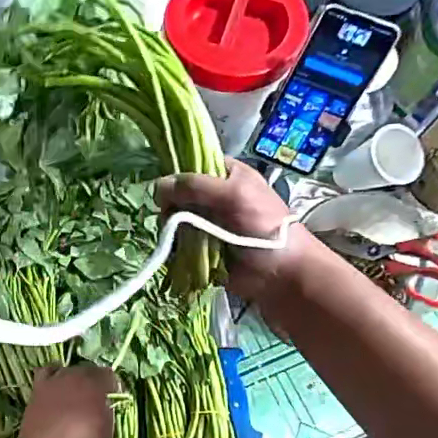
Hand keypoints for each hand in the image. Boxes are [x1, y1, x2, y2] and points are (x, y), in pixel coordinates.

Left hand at [5, 365, 117, 437]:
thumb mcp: (107, 435)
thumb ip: (108, 414)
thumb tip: (105, 408)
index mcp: (97, 385)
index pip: (110, 376)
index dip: (114, 388)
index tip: (115, 402)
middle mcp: (75, 375)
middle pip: (90, 370)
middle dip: (96, 383)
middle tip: (98, 402)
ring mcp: (54, 380)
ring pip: (69, 370)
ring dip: (75, 380)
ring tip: (76, 397)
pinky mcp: (37, 389)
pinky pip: (47, 373)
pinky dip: (53, 376)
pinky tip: (56, 389)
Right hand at [156, 161, 326, 305]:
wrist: (280, 273)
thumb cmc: (264, 227)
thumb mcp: (233, 195)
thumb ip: (196, 186)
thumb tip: (157, 186)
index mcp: (226, 175)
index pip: (192, 164)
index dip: (177, 174)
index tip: (166, 190)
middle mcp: (214, 196)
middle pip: (179, 194)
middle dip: (172, 206)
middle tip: (171, 218)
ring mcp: (207, 223)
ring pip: (175, 220)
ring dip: (172, 230)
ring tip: (177, 239)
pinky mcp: (201, 247)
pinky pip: (178, 243)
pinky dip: (175, 248)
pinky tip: (176, 253)